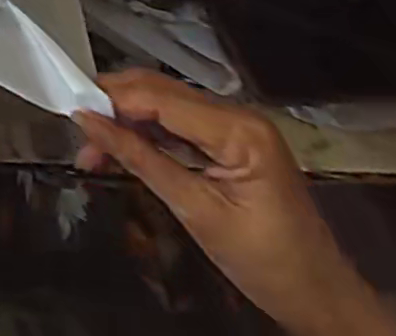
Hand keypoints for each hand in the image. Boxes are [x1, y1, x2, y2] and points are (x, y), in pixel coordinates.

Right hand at [74, 70, 395, 335]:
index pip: (158, 98)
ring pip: (159, 104)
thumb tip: (86, 121)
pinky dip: (142, 133)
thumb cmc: (269, 264)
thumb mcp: (196, 211)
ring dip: (122, 121)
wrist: (325, 304)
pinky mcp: (227, 140)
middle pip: (157, 92)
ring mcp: (233, 126)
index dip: (111, 101)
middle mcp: (236, 115)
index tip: (71, 115)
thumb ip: (139, 159)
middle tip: (77, 132)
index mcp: (239, 129)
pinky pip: (173, 123)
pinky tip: (118, 150)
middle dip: (112, 107)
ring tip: (92, 149)